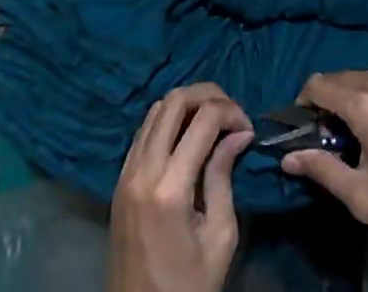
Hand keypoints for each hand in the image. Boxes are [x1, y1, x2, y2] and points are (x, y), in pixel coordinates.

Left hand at [108, 83, 253, 291]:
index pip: (203, 118)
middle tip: (233, 115)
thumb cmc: (188, 285)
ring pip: (156, 109)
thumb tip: (239, 134)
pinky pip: (144, 130)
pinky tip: (189, 136)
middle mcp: (141, 171)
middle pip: (174, 100)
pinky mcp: (119, 181)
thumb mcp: (220, 236)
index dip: (232, 113)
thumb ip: (224, 177)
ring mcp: (124, 174)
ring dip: (189, 104)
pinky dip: (169, 120)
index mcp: (169, 188)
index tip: (248, 131)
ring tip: (214, 122)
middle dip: (210, 95)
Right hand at [278, 69, 367, 256]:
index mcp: (364, 103)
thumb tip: (288, 157)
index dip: (302, 104)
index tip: (301, 130)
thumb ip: (321, 170)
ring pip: (362, 78)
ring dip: (349, 99)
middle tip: (326, 140)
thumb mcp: (362, 196)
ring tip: (355, 136)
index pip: (317, 84)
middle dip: (325, 103)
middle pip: (338, 78)